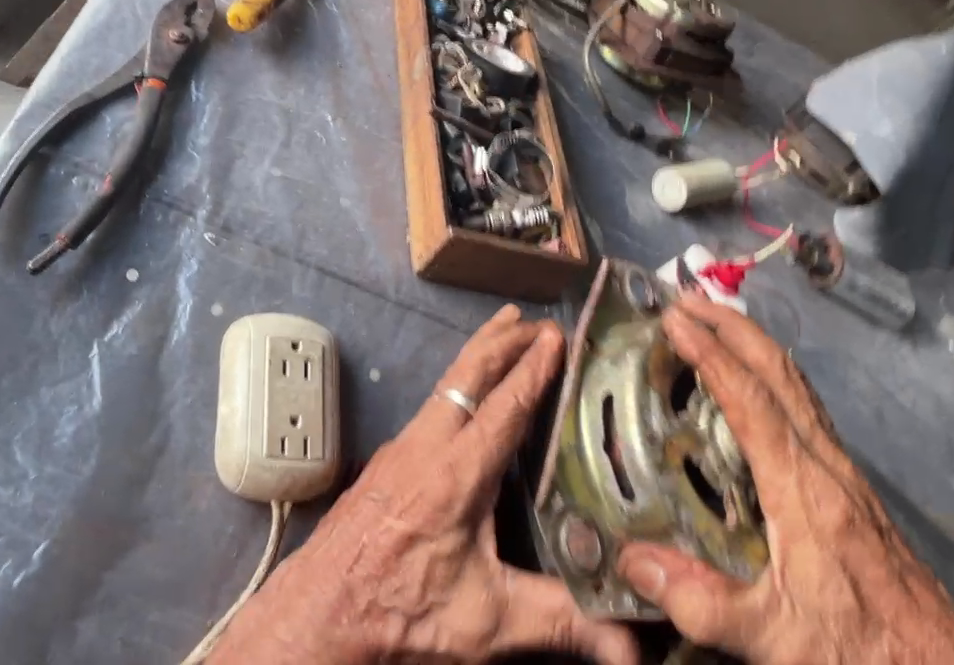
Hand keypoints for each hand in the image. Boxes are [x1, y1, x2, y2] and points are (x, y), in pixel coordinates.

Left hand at [207, 305, 635, 664]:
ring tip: (505, 328)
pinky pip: (432, 401)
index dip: (533, 370)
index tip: (557, 336)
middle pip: (468, 375)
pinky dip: (459, 378)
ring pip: (447, 383)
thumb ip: (560, 621)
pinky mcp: (390, 458)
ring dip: (479, 353)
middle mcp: (426, 446)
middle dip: (504, 341)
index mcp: (455, 474)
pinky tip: (467, 390)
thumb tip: (631, 648)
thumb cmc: (400, 610)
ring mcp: (402, 447)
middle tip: (536, 320)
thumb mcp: (485, 619)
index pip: (504, 407)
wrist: (321, 609)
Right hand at [619, 292, 953, 664]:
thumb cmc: (860, 645)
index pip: (753, 401)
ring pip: (796, 384)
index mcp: (804, 489)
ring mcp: (841, 469)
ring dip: (752, 343)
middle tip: (686, 298)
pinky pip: (802, 404)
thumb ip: (701, 603)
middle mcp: (825, 463)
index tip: (674, 319)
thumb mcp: (775, 639)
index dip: (711, 355)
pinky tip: (750, 380)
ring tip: (712, 320)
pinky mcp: (847, 482)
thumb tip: (632, 560)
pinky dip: (768, 372)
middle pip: (781, 374)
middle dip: (733, 327)